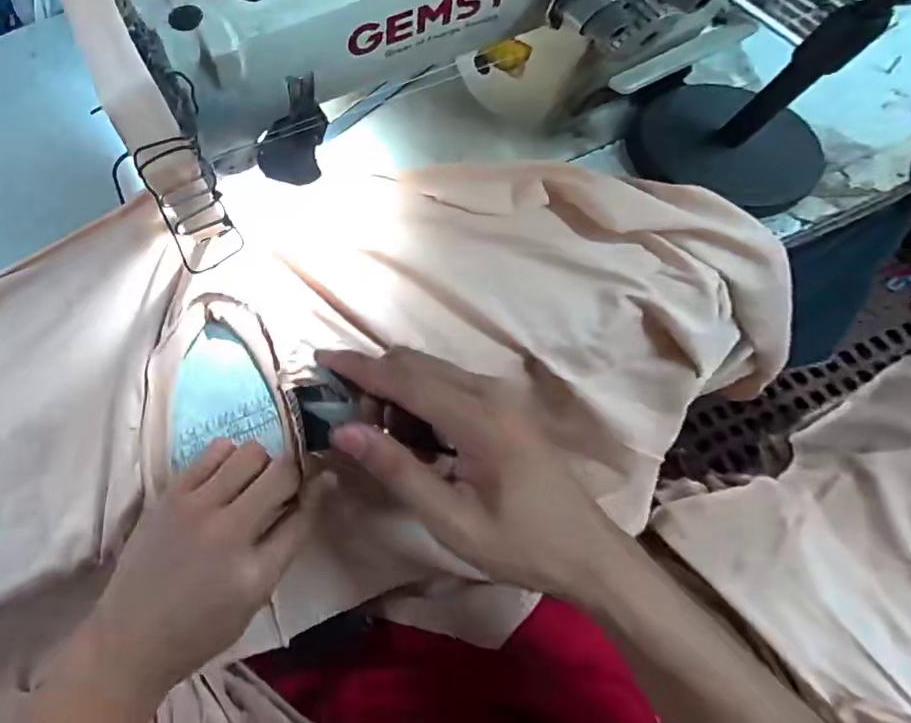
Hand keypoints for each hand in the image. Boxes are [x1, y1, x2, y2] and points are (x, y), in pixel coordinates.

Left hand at [61, 440, 318, 712]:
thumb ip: (284, 542)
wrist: (133, 634)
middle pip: (281, 472)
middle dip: (291, 472)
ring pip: (250, 451)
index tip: (323, 476)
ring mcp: (197, 507)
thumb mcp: (254, 597)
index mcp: (255, 573)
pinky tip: (224, 474)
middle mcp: (229, 533)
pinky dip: (229, 456)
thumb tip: (316, 490)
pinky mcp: (172, 492)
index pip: (303, 514)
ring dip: (260, 462)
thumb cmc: (201, 625)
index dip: (318, 489)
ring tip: (249, 480)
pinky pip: (215, 450)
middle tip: (281, 483)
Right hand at [318, 347, 618, 601]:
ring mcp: (497, 394)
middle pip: (414, 364)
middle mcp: (487, 391)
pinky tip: (419, 443)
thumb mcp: (452, 520)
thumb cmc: (522, 545)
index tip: (320, 357)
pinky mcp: (500, 403)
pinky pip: (445, 384)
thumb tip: (343, 431)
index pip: (404, 378)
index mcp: (478, 417)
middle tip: (357, 429)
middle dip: (375, 384)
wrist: (591, 553)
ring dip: (396, 392)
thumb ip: (397, 470)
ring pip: (428, 371)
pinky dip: (418, 400)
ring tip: (388, 443)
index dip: (358, 366)